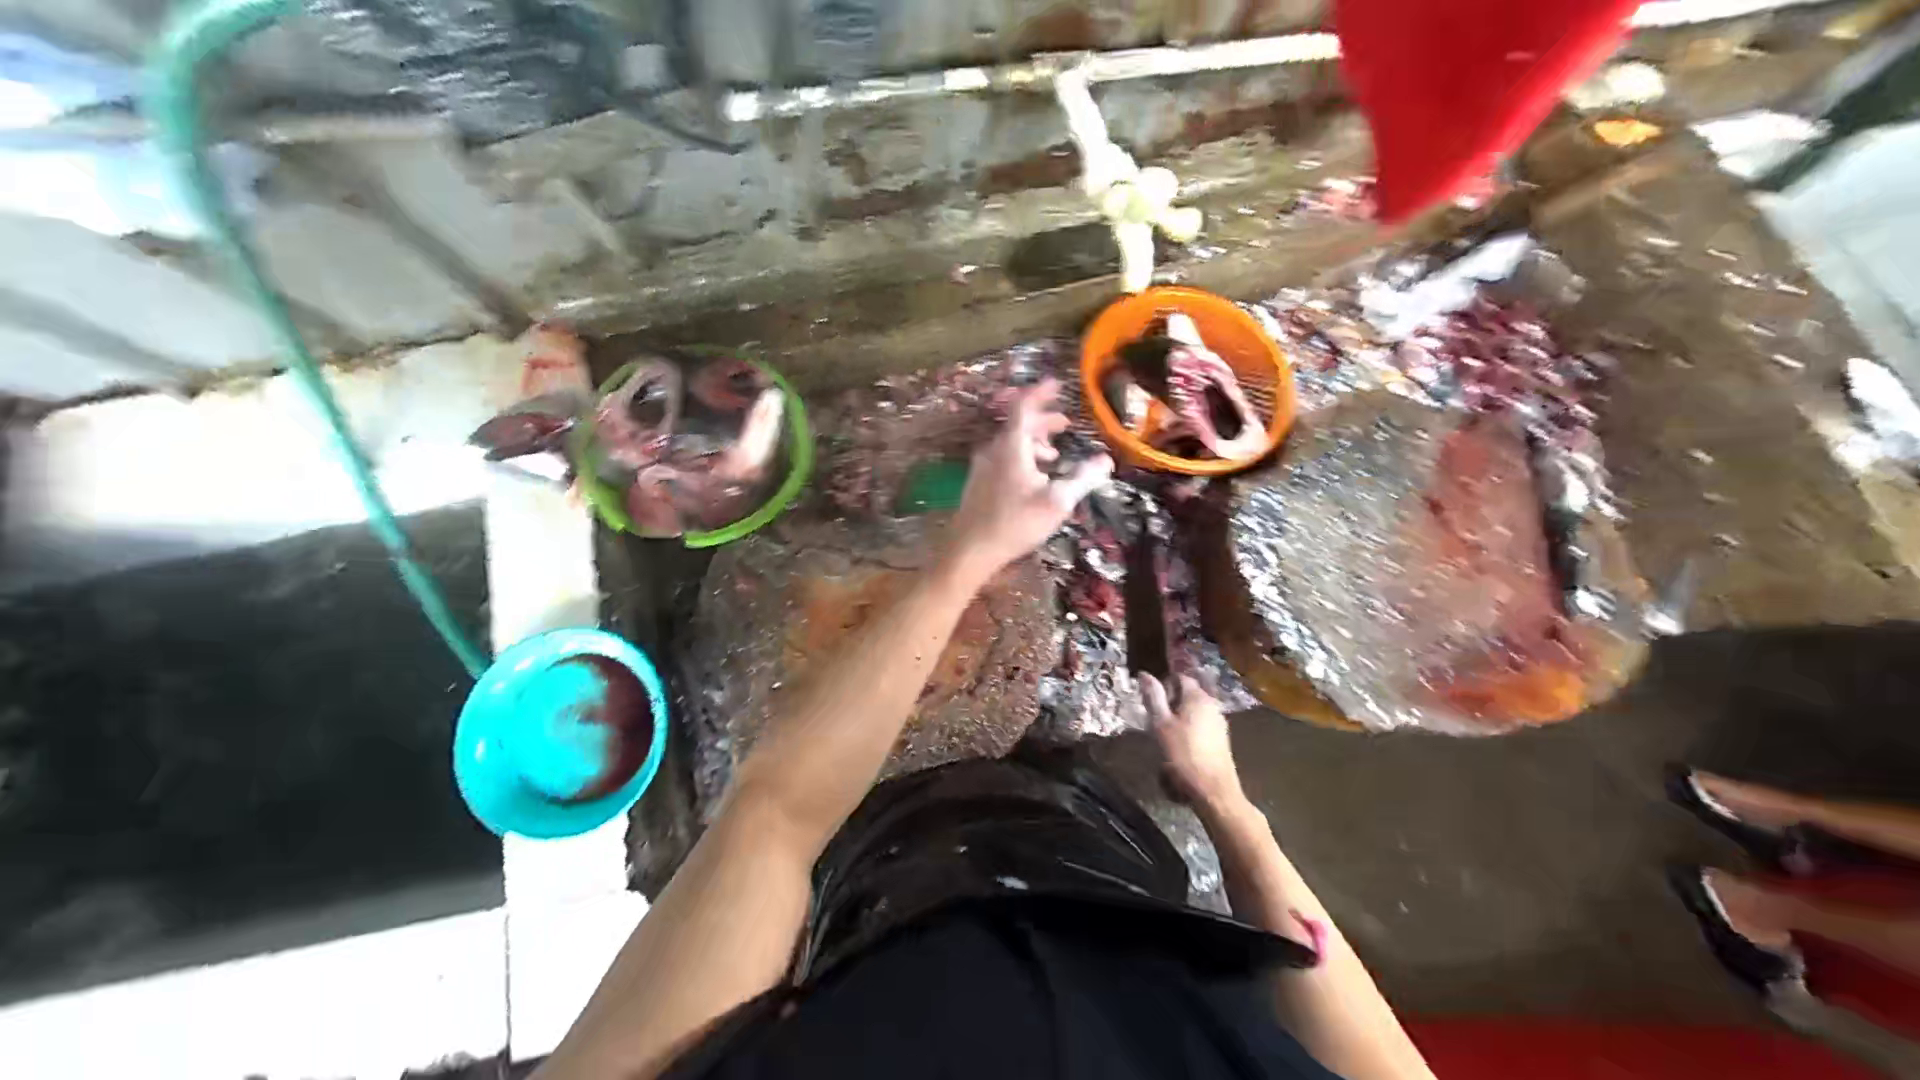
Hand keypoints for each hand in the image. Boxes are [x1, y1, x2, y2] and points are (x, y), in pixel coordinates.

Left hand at [944, 379, 1113, 581]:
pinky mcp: (978, 483)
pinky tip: (1033, 478)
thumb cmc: (1015, 523)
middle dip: (1043, 420)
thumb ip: (1083, 478)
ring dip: (1033, 442)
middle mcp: (993, 450)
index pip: (1024, 407)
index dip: (1041, 393)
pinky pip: (1002, 457)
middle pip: (1018, 424)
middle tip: (1065, 424)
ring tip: (1054, 455)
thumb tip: (1106, 460)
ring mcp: (982, 466)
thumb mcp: (1057, 501)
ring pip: (1010, 443)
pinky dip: (1021, 456)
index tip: (1057, 384)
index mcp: (1011, 446)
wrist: (970, 549)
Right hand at [1142, 674, 1244, 808]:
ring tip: (1166, 733)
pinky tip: (1182, 744)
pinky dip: (1190, 727)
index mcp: (1197, 697)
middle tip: (1156, 719)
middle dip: (1171, 701)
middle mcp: (1212, 704)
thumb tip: (1145, 674)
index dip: (1164, 685)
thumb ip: (1153, 697)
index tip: (1151, 702)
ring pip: (1195, 709)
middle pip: (1188, 693)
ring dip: (1180, 715)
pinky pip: (1202, 723)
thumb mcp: (1161, 724)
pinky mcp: (1222, 738)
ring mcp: (1219, 722)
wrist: (1213, 789)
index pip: (1180, 677)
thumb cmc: (1183, 754)